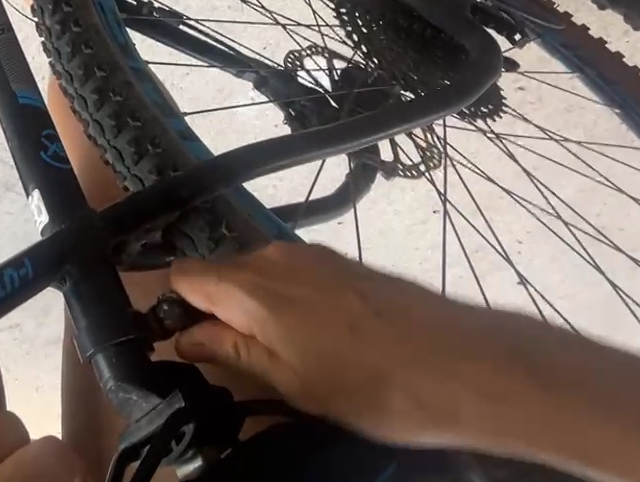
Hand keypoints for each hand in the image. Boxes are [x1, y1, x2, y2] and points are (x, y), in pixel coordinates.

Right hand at [169, 241, 520, 447]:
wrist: (462, 364)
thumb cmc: (369, 385)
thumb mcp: (290, 383)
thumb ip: (229, 351)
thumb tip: (184, 337)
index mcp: (249, 286)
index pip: (182, 274)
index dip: (177, 306)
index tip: (189, 340)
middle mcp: (270, 256)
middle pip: (218, 273)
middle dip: (218, 310)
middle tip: (243, 360)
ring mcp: (306, 254)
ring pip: (255, 273)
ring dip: (255, 307)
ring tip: (291, 354)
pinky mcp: (336, 260)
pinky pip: (288, 273)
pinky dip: (286, 300)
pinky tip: (322, 337)